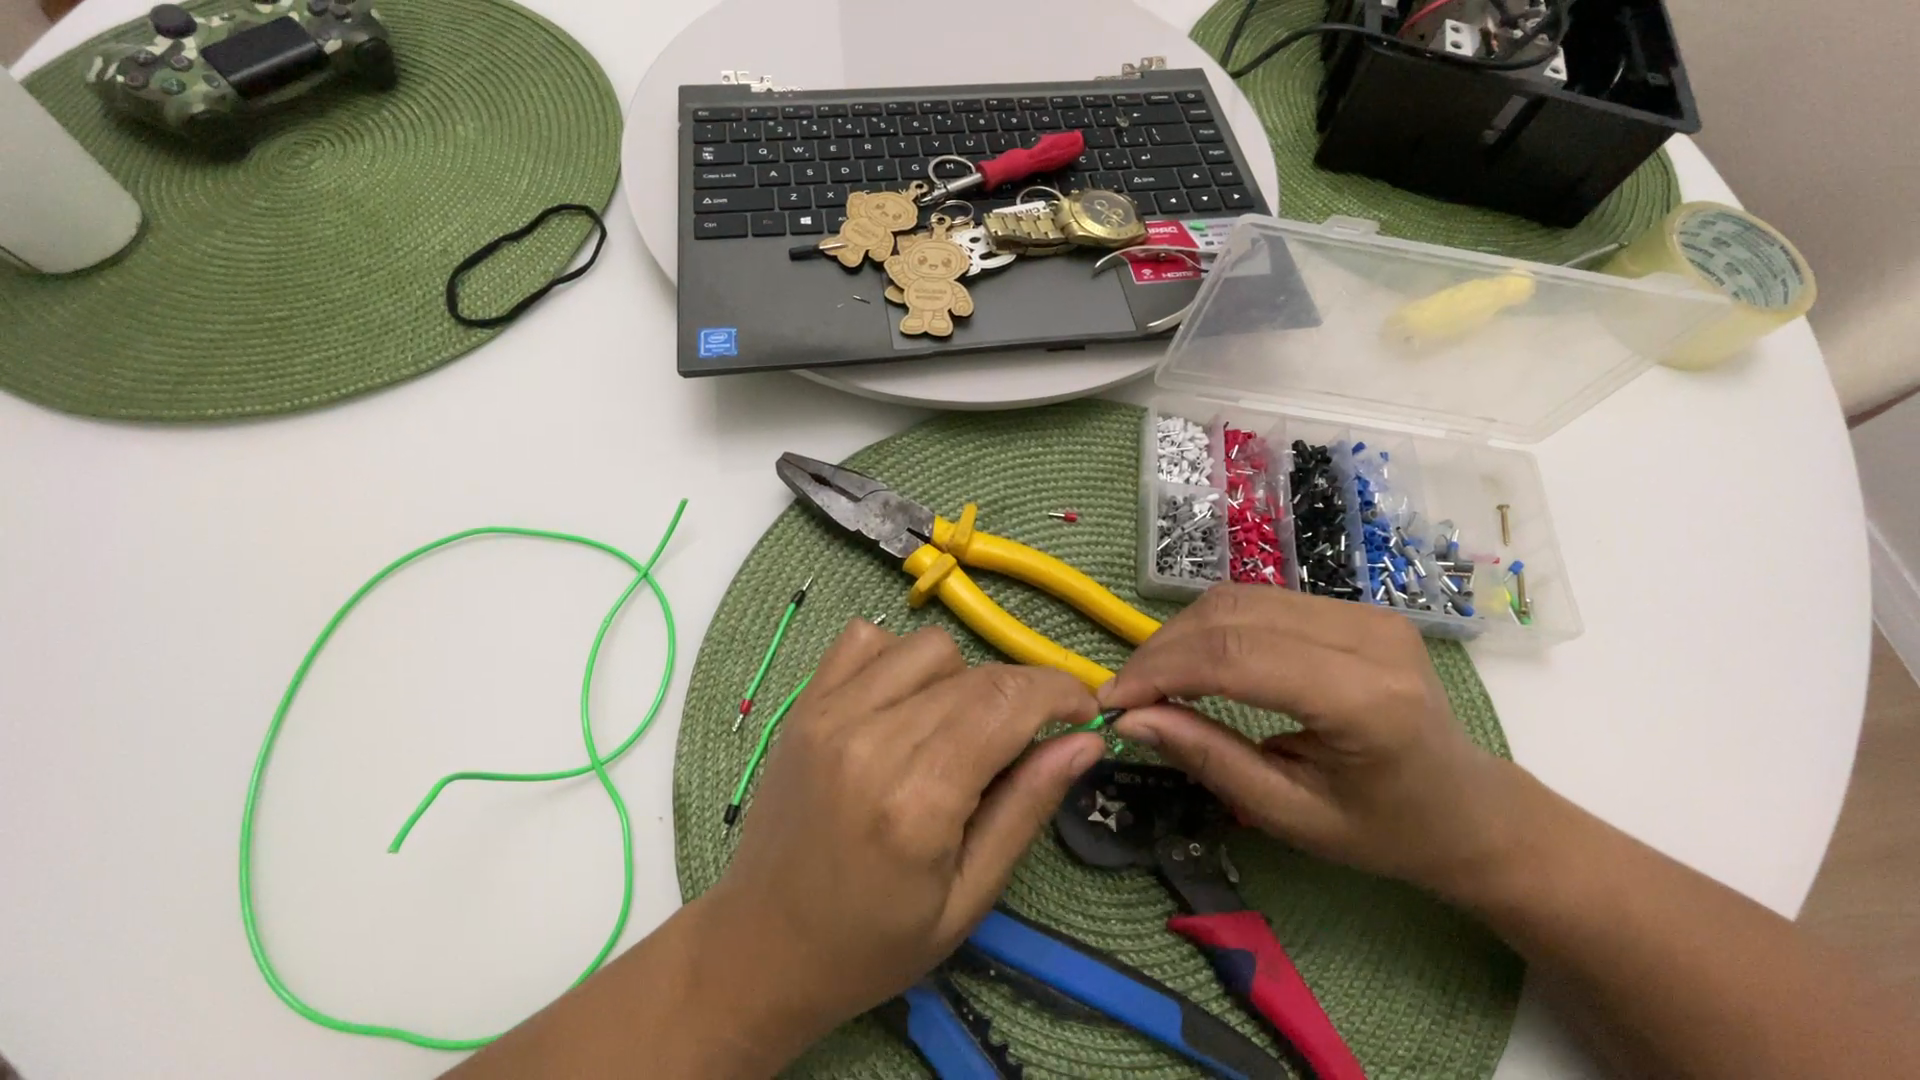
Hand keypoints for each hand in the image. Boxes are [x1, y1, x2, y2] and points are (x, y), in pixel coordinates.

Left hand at [699, 620, 1104, 1039]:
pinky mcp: (803, 706)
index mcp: (917, 800)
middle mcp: (871, 740)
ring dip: (963, 677)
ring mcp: (828, 714)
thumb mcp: (968, 898)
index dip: (1061, 693)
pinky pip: (866, 640)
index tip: (1085, 712)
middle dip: (1024, 692)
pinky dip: (900, 659)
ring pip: (928, 646)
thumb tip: (1086, 740)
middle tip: (1028, 739)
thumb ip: (1026, 808)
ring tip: (958, 729)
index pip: (1008, 702)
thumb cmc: (872, 944)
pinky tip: (905, 705)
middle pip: (977, 673)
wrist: (760, 947)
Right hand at [1098, 586, 1524, 897]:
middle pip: (1233, 615)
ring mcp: (1366, 612)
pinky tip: (1193, 661)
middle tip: (1125, 694)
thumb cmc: (1385, 830)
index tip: (1113, 700)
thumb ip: (1210, 758)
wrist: (1469, 808)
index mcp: (1367, 700)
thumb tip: (1130, 719)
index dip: (1162, 671)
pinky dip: (1212, 627)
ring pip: (1240, 597)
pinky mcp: (1356, 606)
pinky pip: (1261, 599)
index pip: (1238, 658)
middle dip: (1163, 649)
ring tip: (1152, 679)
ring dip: (1182, 633)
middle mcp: (1370, 637)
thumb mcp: (1291, 814)